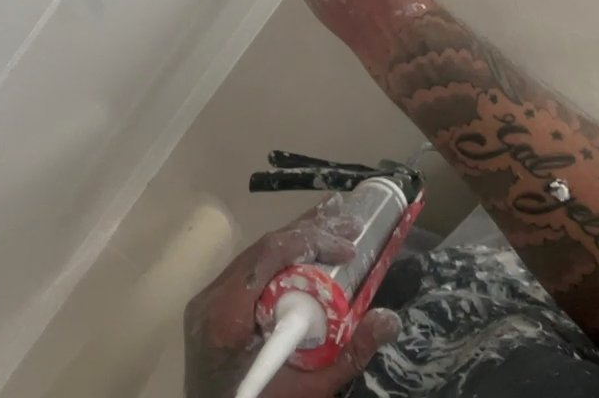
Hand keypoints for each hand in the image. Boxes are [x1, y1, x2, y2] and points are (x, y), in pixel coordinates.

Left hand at [184, 200, 400, 397]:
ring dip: (297, 237)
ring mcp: (209, 298)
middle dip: (310, 231)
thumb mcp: (307, 390)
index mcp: (226, 315)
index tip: (348, 248)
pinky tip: (307, 245)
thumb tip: (389, 319)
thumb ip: (346, 354)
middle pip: (264, 248)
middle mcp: (211, 297)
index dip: (310, 241)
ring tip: (336, 217)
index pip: (268, 255)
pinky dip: (282, 257)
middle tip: (353, 221)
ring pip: (257, 254)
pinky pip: (251, 269)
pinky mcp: (216, 303)